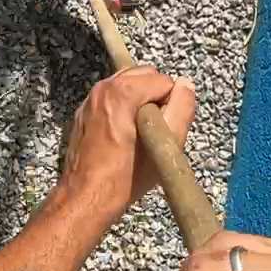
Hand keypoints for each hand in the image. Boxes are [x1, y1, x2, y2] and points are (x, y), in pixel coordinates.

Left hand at [54, 65, 195, 222]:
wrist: (87, 194)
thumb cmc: (125, 176)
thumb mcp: (166, 145)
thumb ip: (182, 109)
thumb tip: (185, 85)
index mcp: (121, 92)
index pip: (164, 80)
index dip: (172, 104)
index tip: (164, 128)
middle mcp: (102, 88)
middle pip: (144, 75)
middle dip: (156, 96)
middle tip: (156, 128)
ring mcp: (90, 99)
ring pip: (128, 83)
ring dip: (140, 100)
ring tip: (141, 132)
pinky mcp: (84, 111)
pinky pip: (112, 97)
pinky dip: (123, 107)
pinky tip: (125, 134)